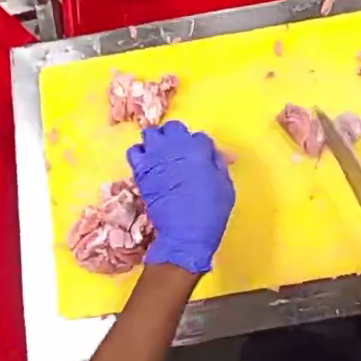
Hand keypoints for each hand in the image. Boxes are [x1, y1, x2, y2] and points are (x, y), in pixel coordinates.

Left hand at [129, 120, 234, 274]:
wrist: (185, 233)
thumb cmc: (211, 211)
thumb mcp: (225, 185)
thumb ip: (219, 164)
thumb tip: (215, 155)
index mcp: (198, 148)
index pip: (200, 137)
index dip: (203, 149)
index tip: (203, 159)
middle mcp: (174, 146)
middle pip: (174, 128)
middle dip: (178, 137)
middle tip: (182, 153)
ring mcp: (154, 157)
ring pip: (151, 134)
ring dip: (158, 142)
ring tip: (162, 155)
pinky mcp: (140, 170)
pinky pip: (134, 151)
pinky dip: (141, 155)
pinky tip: (148, 165)